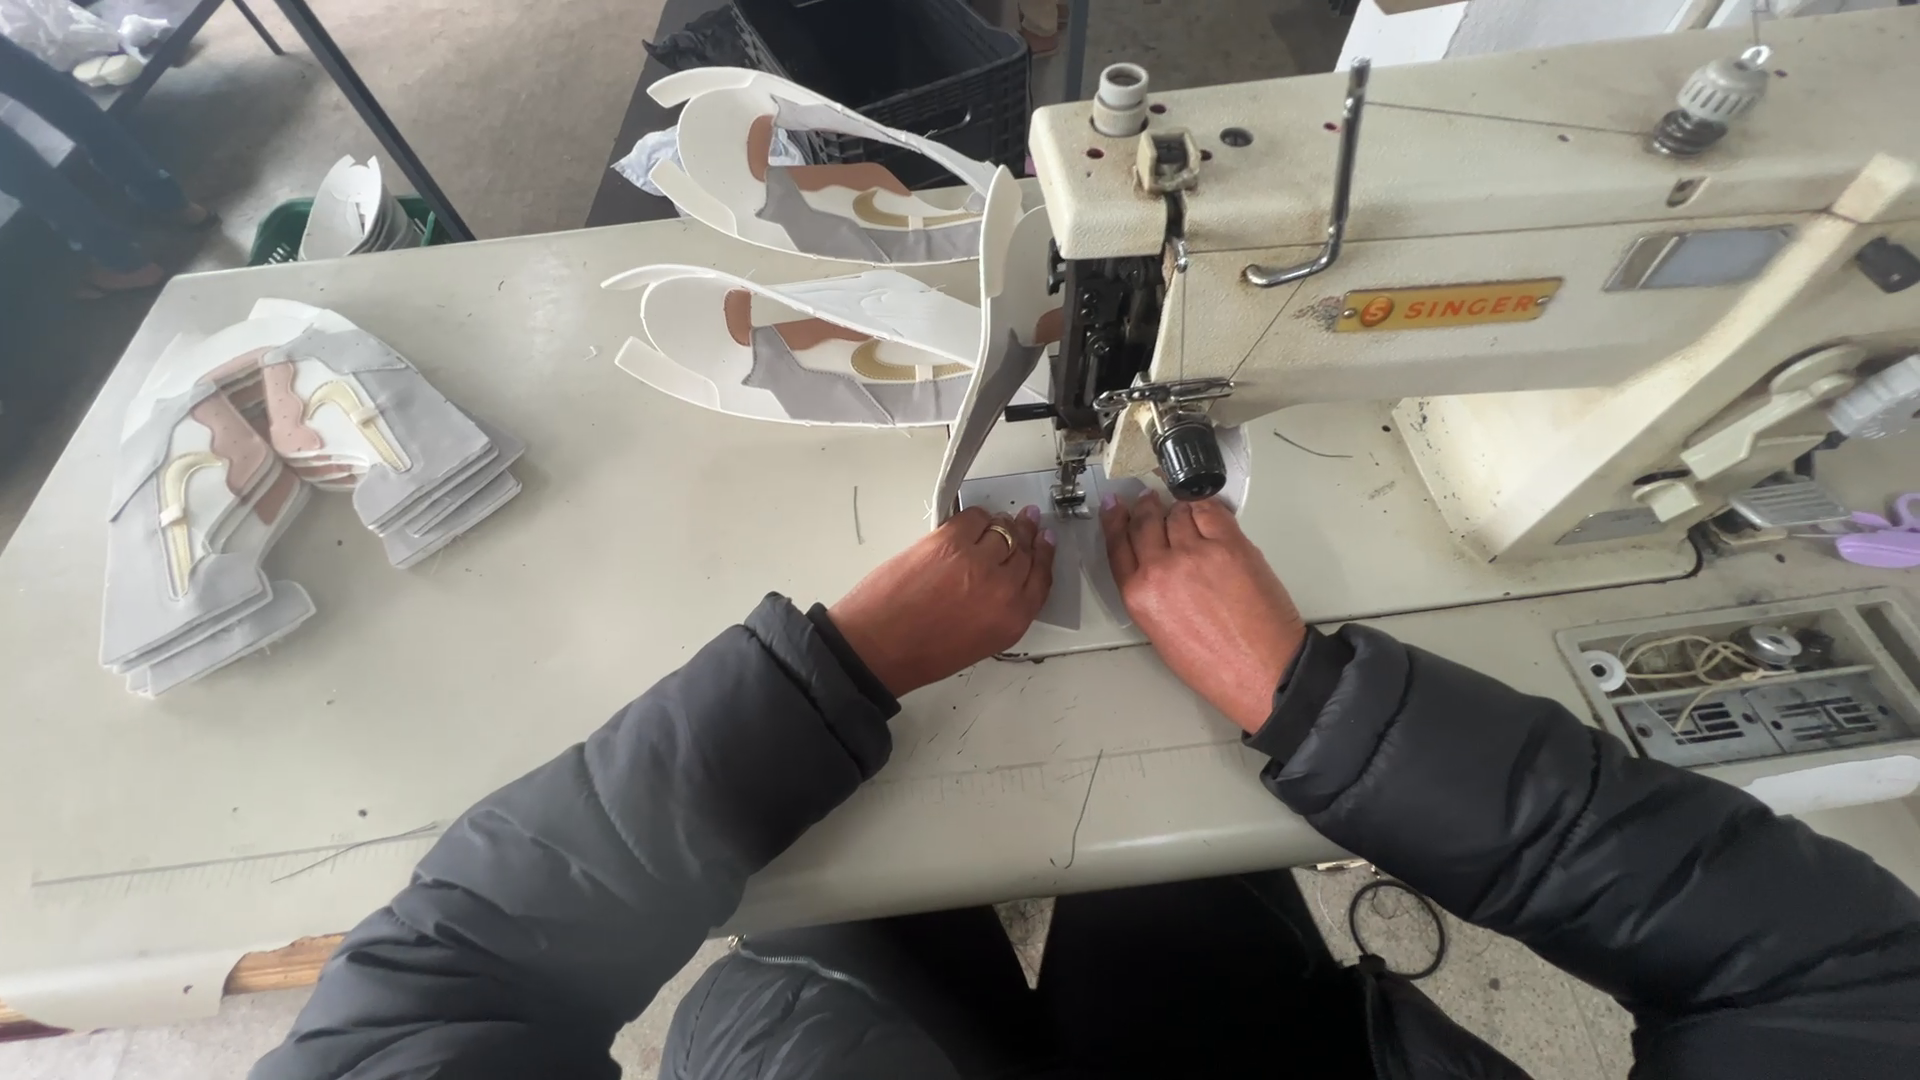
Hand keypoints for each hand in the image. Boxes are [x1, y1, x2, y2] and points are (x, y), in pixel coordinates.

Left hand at [829, 505, 1055, 696]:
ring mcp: (976, 560)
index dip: (1045, 555)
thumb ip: (1002, 609)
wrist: (878, 645)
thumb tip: (1007, 579)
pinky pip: (975, 517)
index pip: (1042, 577)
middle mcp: (1001, 587)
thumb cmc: (921, 652)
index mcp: (1012, 618)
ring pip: (1004, 530)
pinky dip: (977, 517)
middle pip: (1025, 550)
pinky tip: (973, 522)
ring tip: (1002, 520)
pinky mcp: (949, 540)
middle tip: (1028, 522)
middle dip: (1027, 535)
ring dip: (1004, 524)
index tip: (1045, 541)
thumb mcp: (980, 641)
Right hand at [1102, 493, 1305, 732]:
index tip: (1115, 506)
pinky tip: (1204, 511)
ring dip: (1177, 510)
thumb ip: (1148, 592)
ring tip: (1182, 512)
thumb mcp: (1159, 632)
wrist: (1262, 671)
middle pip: (1144, 522)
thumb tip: (1154, 561)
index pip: (1117, 544)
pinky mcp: (1230, 545)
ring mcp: (1195, 553)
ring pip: (1176, 513)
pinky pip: (1210, 510)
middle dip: (1144, 507)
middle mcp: (1161, 569)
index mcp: (1138, 595)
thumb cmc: (1214, 663)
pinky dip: (1204, 507)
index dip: (1114, 520)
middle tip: (1147, 500)